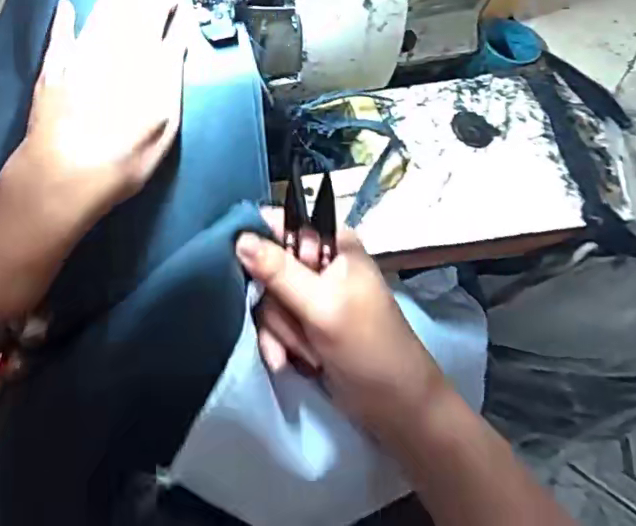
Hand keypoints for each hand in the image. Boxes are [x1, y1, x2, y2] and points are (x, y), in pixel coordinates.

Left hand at [17, 0, 191, 216]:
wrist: (67, 170)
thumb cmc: (126, 155)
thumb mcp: (165, 122)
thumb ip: (171, 77)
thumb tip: (175, 43)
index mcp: (148, 65)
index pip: (163, 26)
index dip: (169, 7)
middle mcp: (117, 52)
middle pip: (133, 14)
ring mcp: (83, 56)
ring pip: (101, 16)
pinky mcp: (55, 67)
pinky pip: (61, 36)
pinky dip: (64, 20)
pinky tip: (67, 7)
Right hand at [235, 209, 452, 446]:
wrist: (397, 411)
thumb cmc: (368, 349)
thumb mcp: (322, 306)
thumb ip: (278, 270)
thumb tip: (239, 237)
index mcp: (332, 241)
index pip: (279, 222)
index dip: (259, 244)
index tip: (254, 274)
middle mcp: (320, 260)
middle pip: (267, 264)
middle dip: (276, 303)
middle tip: (296, 327)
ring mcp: (311, 292)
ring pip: (268, 296)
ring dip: (280, 330)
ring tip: (305, 354)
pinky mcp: (304, 321)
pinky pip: (272, 321)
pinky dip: (278, 343)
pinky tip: (287, 363)